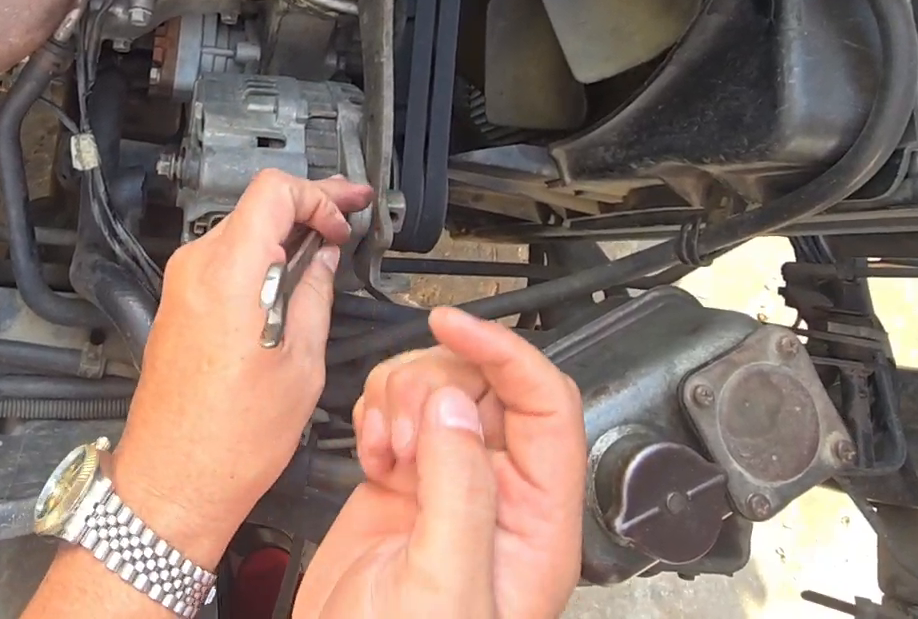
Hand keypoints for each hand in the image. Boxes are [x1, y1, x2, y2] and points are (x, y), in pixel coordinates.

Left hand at [112, 169, 373, 566]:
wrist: (172, 479)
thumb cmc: (229, 441)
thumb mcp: (300, 365)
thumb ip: (314, 295)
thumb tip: (323, 259)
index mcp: (230, 276)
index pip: (274, 191)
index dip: (319, 195)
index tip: (345, 216)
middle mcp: (197, 268)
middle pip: (258, 203)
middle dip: (310, 204)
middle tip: (350, 210)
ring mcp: (183, 281)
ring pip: (243, 226)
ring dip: (287, 228)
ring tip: (327, 240)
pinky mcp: (179, 298)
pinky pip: (226, 255)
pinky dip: (262, 252)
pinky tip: (291, 268)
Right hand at [293, 308, 586, 618]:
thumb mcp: (443, 589)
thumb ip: (458, 492)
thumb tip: (454, 406)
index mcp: (535, 518)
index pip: (546, 403)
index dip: (505, 352)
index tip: (453, 327)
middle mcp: (495, 489)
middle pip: (481, 382)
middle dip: (431, 386)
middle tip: (403, 435)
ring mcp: (446, 477)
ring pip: (436, 385)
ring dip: (399, 398)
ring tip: (385, 449)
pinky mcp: (403, 472)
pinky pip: (396, 404)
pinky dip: (376, 411)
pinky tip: (371, 453)